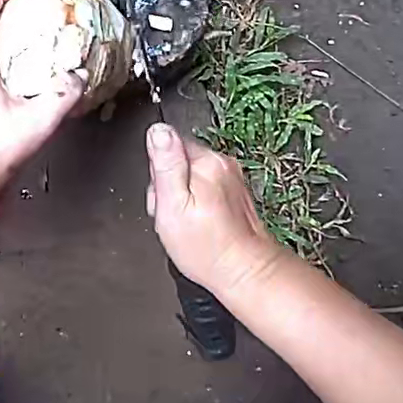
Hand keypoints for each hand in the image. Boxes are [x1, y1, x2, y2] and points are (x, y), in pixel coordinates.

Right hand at [145, 124, 286, 295]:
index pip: (167, 148)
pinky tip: (200, 226)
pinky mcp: (236, 193)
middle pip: (180, 162)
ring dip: (184, 198)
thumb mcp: (172, 205)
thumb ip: (164, 164)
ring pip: (192, 177)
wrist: (244, 272)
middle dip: (171, 187)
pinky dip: (200, 205)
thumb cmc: (206, 247)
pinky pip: (206, 189)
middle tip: (176, 215)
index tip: (164, 198)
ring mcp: (232, 178)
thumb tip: (158, 130)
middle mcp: (223, 164)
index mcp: (206, 162)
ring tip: (189, 224)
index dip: (158, 176)